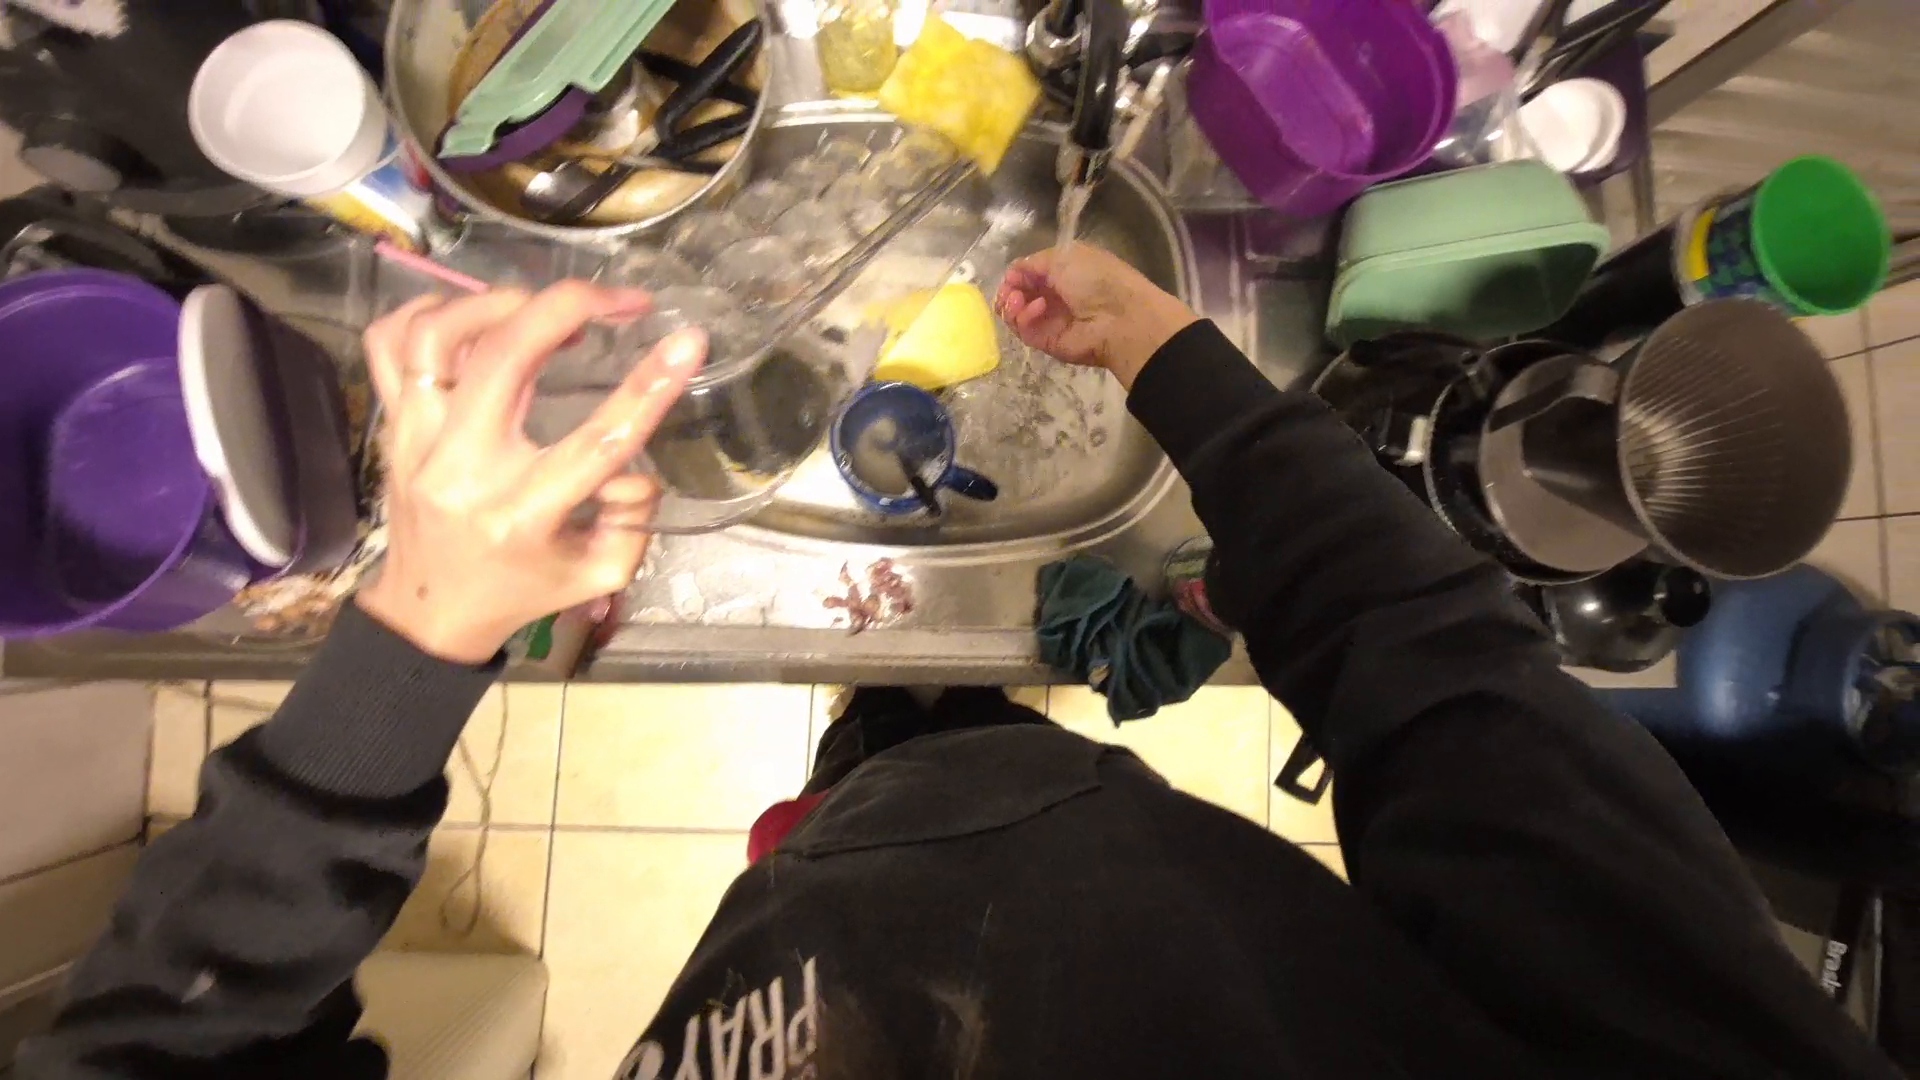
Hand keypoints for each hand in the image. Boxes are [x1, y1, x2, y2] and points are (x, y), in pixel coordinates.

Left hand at [356, 282, 704, 663]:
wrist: (432, 609)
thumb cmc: (528, 590)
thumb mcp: (601, 572)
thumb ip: (633, 519)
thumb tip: (633, 464)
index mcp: (525, 514)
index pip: (599, 441)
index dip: (651, 385)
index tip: (689, 341)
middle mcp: (462, 468)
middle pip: (506, 360)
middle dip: (570, 308)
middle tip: (620, 300)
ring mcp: (416, 441)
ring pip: (439, 337)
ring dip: (503, 304)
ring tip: (551, 308)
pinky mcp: (391, 426)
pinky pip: (391, 344)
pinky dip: (436, 313)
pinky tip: (484, 319)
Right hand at [994, 242, 1197, 387]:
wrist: (1118, 318)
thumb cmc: (1097, 279)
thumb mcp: (1066, 256)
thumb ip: (1034, 262)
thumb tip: (1012, 273)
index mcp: (1061, 273)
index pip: (1027, 275)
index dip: (1016, 275)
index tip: (1012, 276)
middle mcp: (1053, 297)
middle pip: (1016, 295)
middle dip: (1008, 291)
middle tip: (1012, 292)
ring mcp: (1047, 321)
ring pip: (1014, 314)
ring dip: (1012, 304)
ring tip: (1019, 301)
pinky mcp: (1044, 342)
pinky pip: (1023, 330)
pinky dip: (1023, 318)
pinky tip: (1038, 310)